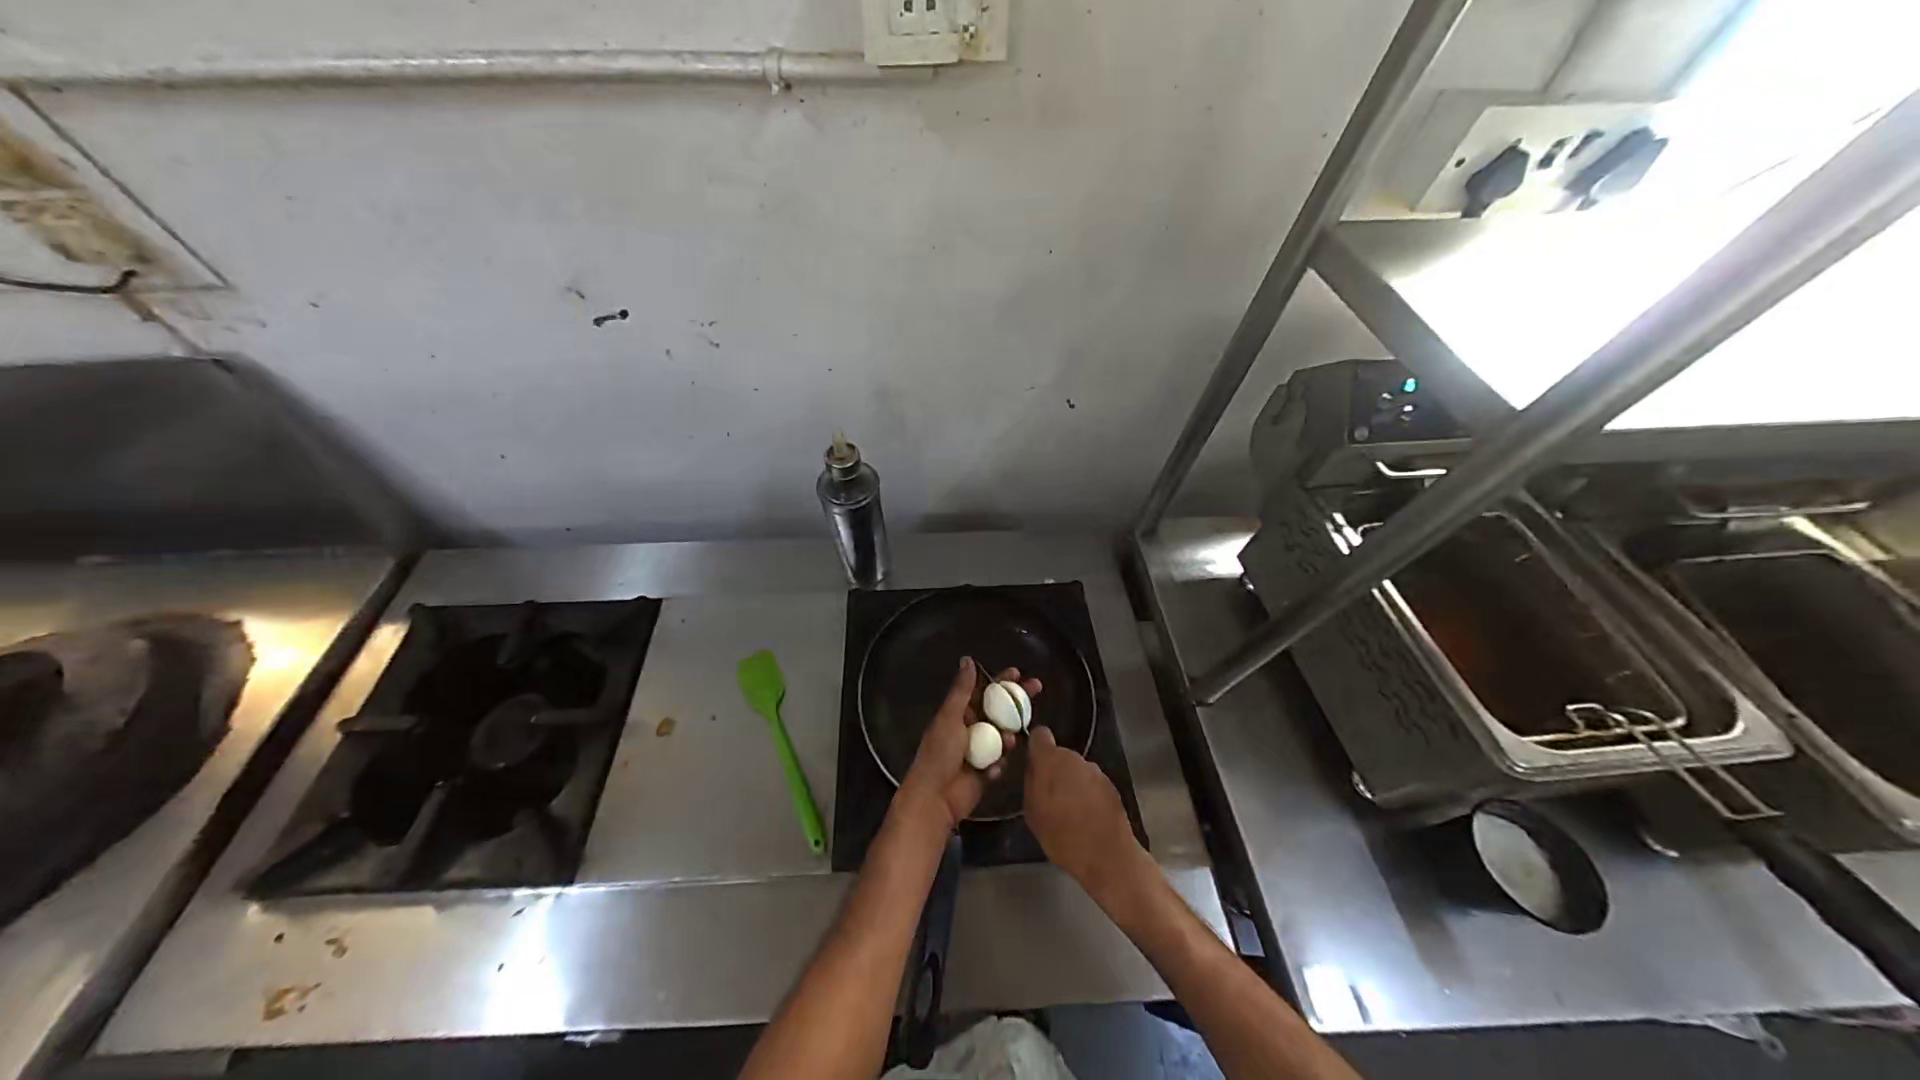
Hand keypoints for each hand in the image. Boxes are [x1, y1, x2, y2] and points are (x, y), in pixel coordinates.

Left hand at [899, 657, 1040, 829]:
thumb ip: (962, 690)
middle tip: (1036, 688)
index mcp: (959, 713)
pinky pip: (1001, 762)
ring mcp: (980, 750)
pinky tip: (992, 768)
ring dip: (1008, 736)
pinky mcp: (987, 771)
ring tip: (1008, 740)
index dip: (1000, 681)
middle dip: (1016, 701)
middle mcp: (971, 729)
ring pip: (1003, 736)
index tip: (1018, 673)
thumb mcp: (950, 716)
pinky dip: (999, 763)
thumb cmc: (939, 752)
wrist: (936, 796)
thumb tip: (967, 659)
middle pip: (999, 710)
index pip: (984, 692)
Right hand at [1025, 726, 1147, 898]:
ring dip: (1071, 782)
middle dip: (1054, 770)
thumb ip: (1031, 782)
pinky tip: (1086, 814)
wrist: (1106, 855)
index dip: (1036, 746)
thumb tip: (1034, 768)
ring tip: (1069, 809)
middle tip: (1049, 795)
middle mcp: (1074, 758)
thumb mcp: (1032, 812)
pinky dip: (1087, 792)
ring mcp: (1095, 770)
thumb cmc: (1061, 835)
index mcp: (1050, 760)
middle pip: (1059, 755)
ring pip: (1076, 769)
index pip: (1040, 735)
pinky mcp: (1110, 784)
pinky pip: (1091, 782)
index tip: (1033, 762)